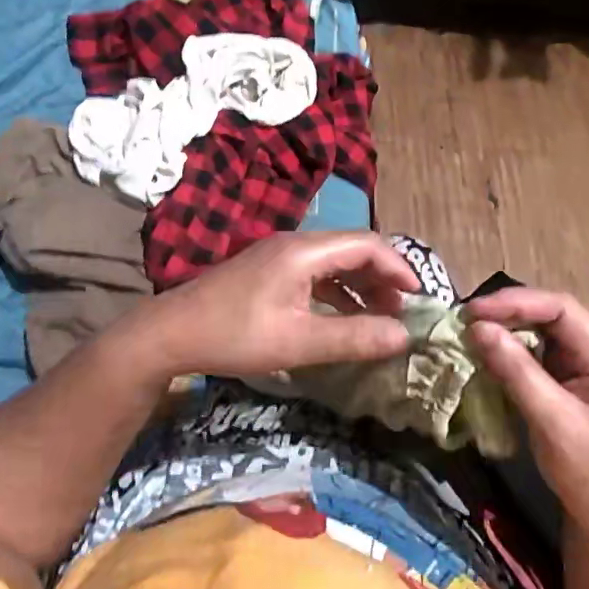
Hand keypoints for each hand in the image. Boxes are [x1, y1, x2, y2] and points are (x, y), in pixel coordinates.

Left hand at [122, 232, 419, 377]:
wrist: (169, 334)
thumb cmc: (235, 336)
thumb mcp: (298, 343)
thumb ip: (353, 338)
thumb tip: (404, 337)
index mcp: (304, 252)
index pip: (367, 245)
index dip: (399, 268)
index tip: (419, 298)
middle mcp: (295, 245)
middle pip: (353, 250)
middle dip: (383, 279)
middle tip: (402, 313)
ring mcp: (279, 257)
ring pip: (334, 263)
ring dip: (361, 288)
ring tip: (381, 319)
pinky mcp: (268, 272)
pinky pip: (315, 275)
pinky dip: (338, 294)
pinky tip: (344, 320)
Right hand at [467, 288, 588, 538]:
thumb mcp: (554, 423)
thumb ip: (518, 372)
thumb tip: (477, 329)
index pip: (562, 310)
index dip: (517, 303)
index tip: (474, 312)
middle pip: (550, 317)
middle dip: (507, 314)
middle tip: (464, 321)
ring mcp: (580, 371)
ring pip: (539, 335)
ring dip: (504, 332)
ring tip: (467, 333)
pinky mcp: (563, 387)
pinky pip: (533, 358)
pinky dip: (507, 354)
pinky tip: (483, 356)